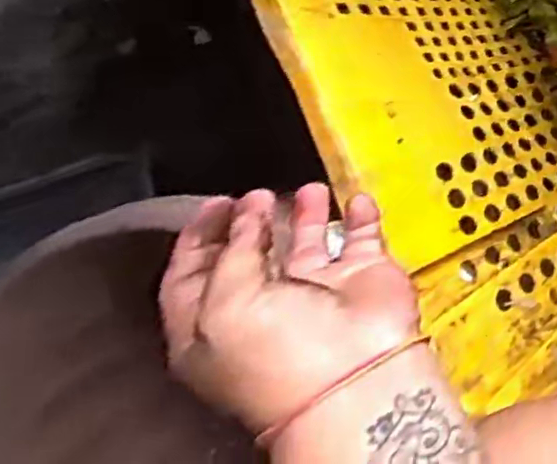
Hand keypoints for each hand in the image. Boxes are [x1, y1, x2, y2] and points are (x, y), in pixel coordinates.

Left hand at [160, 185, 421, 433]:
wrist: (354, 366)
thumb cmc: (278, 352)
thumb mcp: (228, 305)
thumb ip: (235, 254)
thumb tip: (248, 216)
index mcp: (214, 326)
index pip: (194, 276)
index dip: (199, 239)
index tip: (213, 204)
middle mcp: (264, 306)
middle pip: (252, 255)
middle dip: (251, 222)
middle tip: (256, 193)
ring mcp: (317, 288)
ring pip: (309, 241)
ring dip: (306, 213)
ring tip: (307, 189)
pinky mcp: (362, 274)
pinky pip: (362, 236)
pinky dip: (360, 215)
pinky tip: (355, 199)